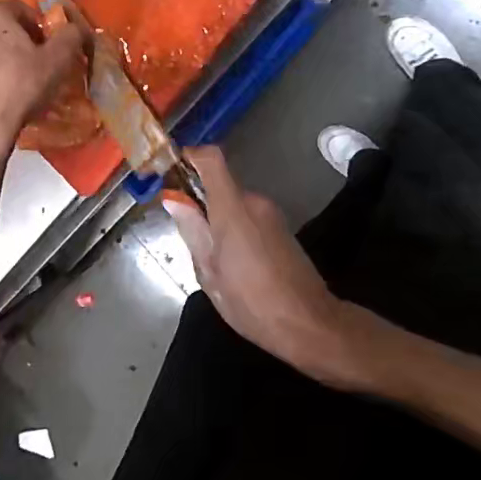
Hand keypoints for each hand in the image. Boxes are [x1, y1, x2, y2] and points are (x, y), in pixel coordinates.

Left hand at [0, 0, 87, 151]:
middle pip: (8, 29)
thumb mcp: (58, 58)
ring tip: (30, 80)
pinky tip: (12, 93)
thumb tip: (76, 28)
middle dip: (28, 43)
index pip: (25, 9)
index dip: (44, 27)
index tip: (56, 47)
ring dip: (13, 59)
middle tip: (46, 63)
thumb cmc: (21, 82)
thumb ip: (71, 36)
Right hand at [164, 146, 362, 385]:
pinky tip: (232, 262)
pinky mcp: (282, 229)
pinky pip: (249, 217)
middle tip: (184, 233)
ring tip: (209, 257)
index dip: (190, 156)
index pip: (212, 159)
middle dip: (200, 202)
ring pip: (235, 204)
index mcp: (233, 208)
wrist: (307, 323)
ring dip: (218, 219)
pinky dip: (235, 228)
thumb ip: (192, 230)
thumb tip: (174, 200)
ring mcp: (271, 215)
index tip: (172, 168)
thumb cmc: (251, 301)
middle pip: (221, 185)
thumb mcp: (209, 271)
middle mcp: (255, 202)